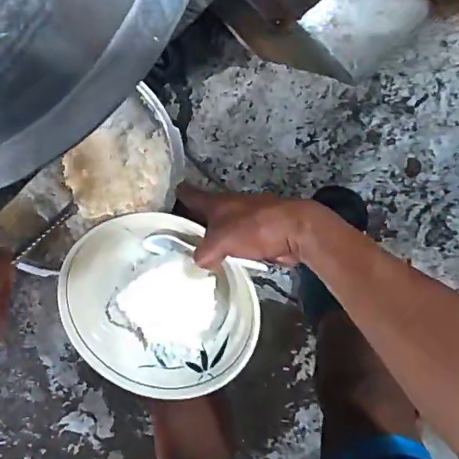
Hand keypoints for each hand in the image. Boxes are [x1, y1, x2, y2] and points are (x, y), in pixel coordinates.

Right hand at [177, 185, 322, 268]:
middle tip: (174, 241)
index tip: (163, 208)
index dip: (175, 198)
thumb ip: (204, 252)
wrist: (295, 230)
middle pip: (203, 214)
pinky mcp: (259, 234)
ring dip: (211, 240)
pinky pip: (237, 244)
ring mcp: (245, 219)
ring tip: (195, 256)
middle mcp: (228, 207)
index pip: (189, 194)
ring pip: (221, 229)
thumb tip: (200, 261)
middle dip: (190, 225)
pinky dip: (230, 251)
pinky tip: (222, 264)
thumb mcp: (221, 241)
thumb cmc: (255, 228)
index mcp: (216, 202)